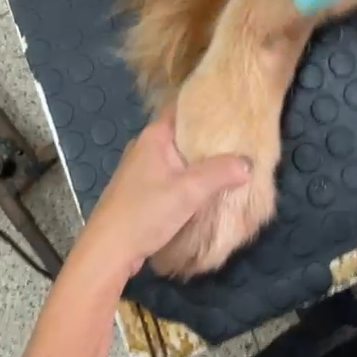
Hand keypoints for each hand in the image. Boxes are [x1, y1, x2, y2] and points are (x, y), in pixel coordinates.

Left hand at [73, 108, 252, 277]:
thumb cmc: (145, 212)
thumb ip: (220, 173)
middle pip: (184, 133)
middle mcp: (146, 146)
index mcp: (155, 136)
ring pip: (180, 157)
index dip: (208, 105)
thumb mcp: (188, 191)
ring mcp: (142, 169)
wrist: (108, 250)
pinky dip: (190, 178)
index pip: (184, 108)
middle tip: (242, 139)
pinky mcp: (143, 190)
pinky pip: (173, 175)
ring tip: (233, 161)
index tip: (234, 109)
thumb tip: (248, 162)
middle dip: (211, 137)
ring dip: (202, 161)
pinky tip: (209, 187)